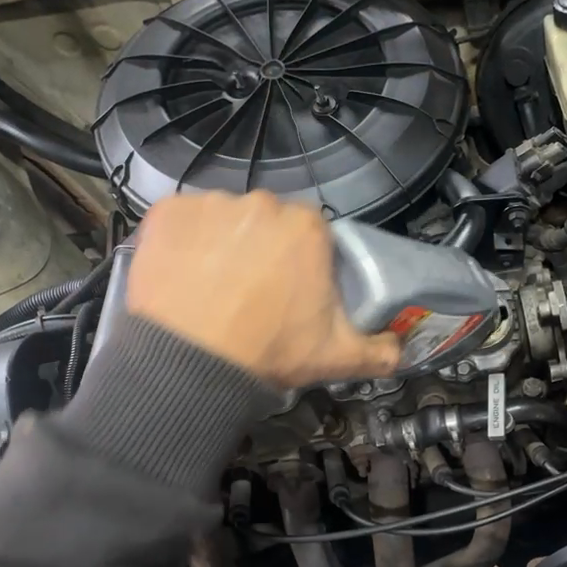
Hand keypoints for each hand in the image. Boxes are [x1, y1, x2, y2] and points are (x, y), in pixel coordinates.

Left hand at [126, 191, 401, 386]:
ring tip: (218, 287)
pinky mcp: (167, 212)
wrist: (190, 364)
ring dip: (227, 244)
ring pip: (227, 219)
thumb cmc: (272, 351)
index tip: (295, 290)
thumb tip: (400, 349)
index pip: (314, 234)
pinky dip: (188, 242)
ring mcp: (210, 203)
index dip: (305, 262)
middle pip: (269, 222)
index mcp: (308, 227)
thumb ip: (382, 351)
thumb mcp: (340, 358)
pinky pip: (185, 221)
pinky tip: (189, 276)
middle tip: (257, 293)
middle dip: (266, 250)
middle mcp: (261, 203)